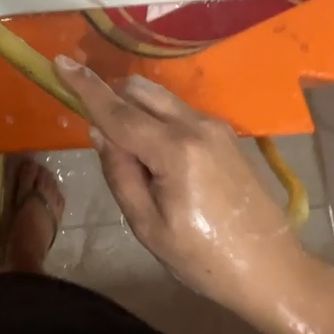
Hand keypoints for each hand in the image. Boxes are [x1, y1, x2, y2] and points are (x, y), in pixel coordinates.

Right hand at [61, 56, 312, 319]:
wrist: (274, 271)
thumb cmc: (205, 260)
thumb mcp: (148, 227)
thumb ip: (119, 174)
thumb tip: (100, 133)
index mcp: (175, 151)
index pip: (118, 111)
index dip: (85, 86)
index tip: (59, 61)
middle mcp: (196, 126)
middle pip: (138, 91)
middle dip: (110, 98)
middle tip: (98, 133)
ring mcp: (214, 127)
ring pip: (158, 97)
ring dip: (133, 108)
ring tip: (132, 157)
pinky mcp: (225, 135)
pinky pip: (177, 112)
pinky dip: (155, 119)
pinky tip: (159, 161)